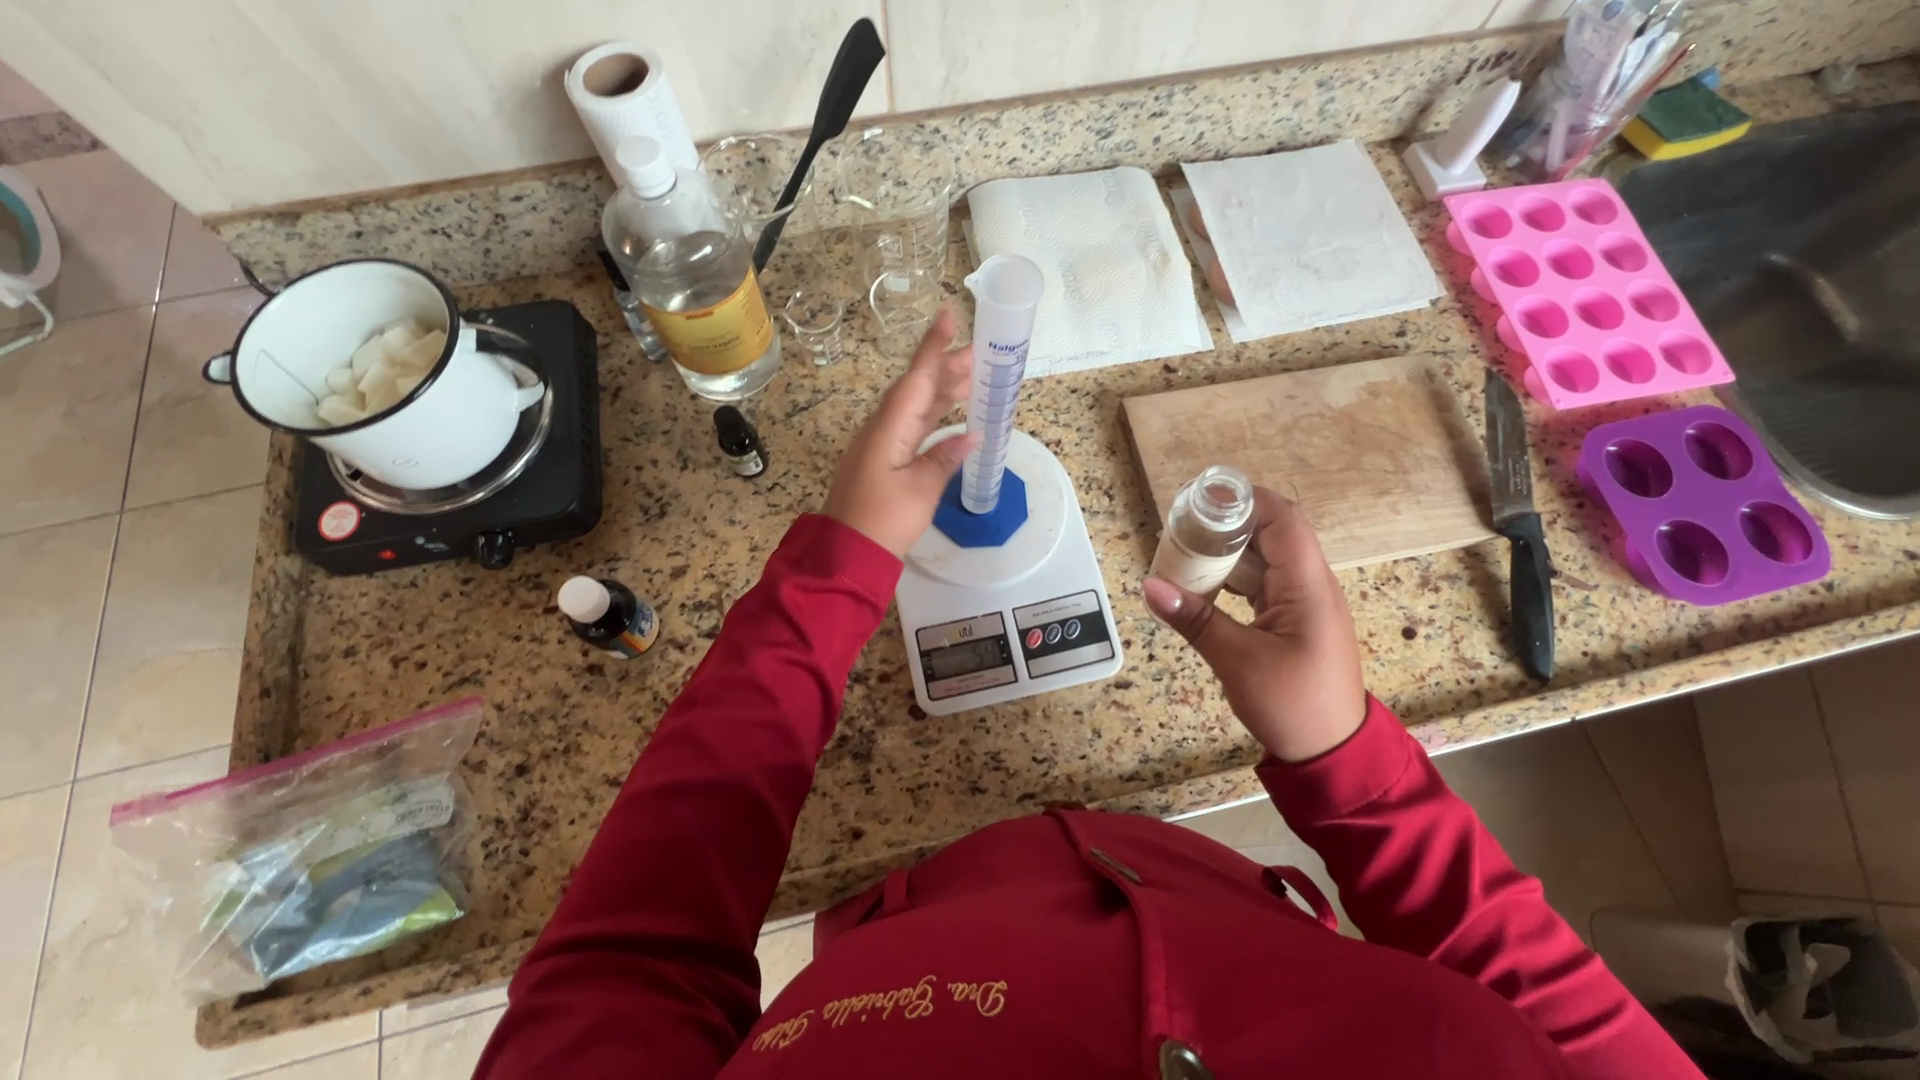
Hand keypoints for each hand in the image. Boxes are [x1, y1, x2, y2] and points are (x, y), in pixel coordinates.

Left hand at [824, 307, 978, 556]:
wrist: (846, 553)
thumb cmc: (883, 520)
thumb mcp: (920, 490)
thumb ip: (944, 459)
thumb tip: (969, 437)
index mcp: (890, 428)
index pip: (916, 378)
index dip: (933, 347)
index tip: (947, 315)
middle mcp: (883, 429)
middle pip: (917, 389)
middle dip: (947, 368)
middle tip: (980, 352)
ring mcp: (881, 445)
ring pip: (915, 408)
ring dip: (942, 391)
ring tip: (972, 377)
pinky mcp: (883, 462)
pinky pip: (912, 427)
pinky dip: (933, 416)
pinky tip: (951, 418)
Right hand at [1142, 489, 1366, 762]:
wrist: (1332, 755)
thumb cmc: (1292, 704)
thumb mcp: (1237, 661)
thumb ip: (1195, 619)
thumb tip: (1150, 585)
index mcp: (1308, 586)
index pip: (1283, 520)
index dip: (1246, 500)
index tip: (1201, 498)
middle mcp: (1311, 586)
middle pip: (1272, 534)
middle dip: (1228, 524)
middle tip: (1182, 525)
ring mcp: (1304, 605)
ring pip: (1265, 561)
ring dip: (1227, 552)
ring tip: (1183, 550)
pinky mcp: (1294, 623)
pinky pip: (1263, 586)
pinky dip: (1233, 579)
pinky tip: (1202, 585)